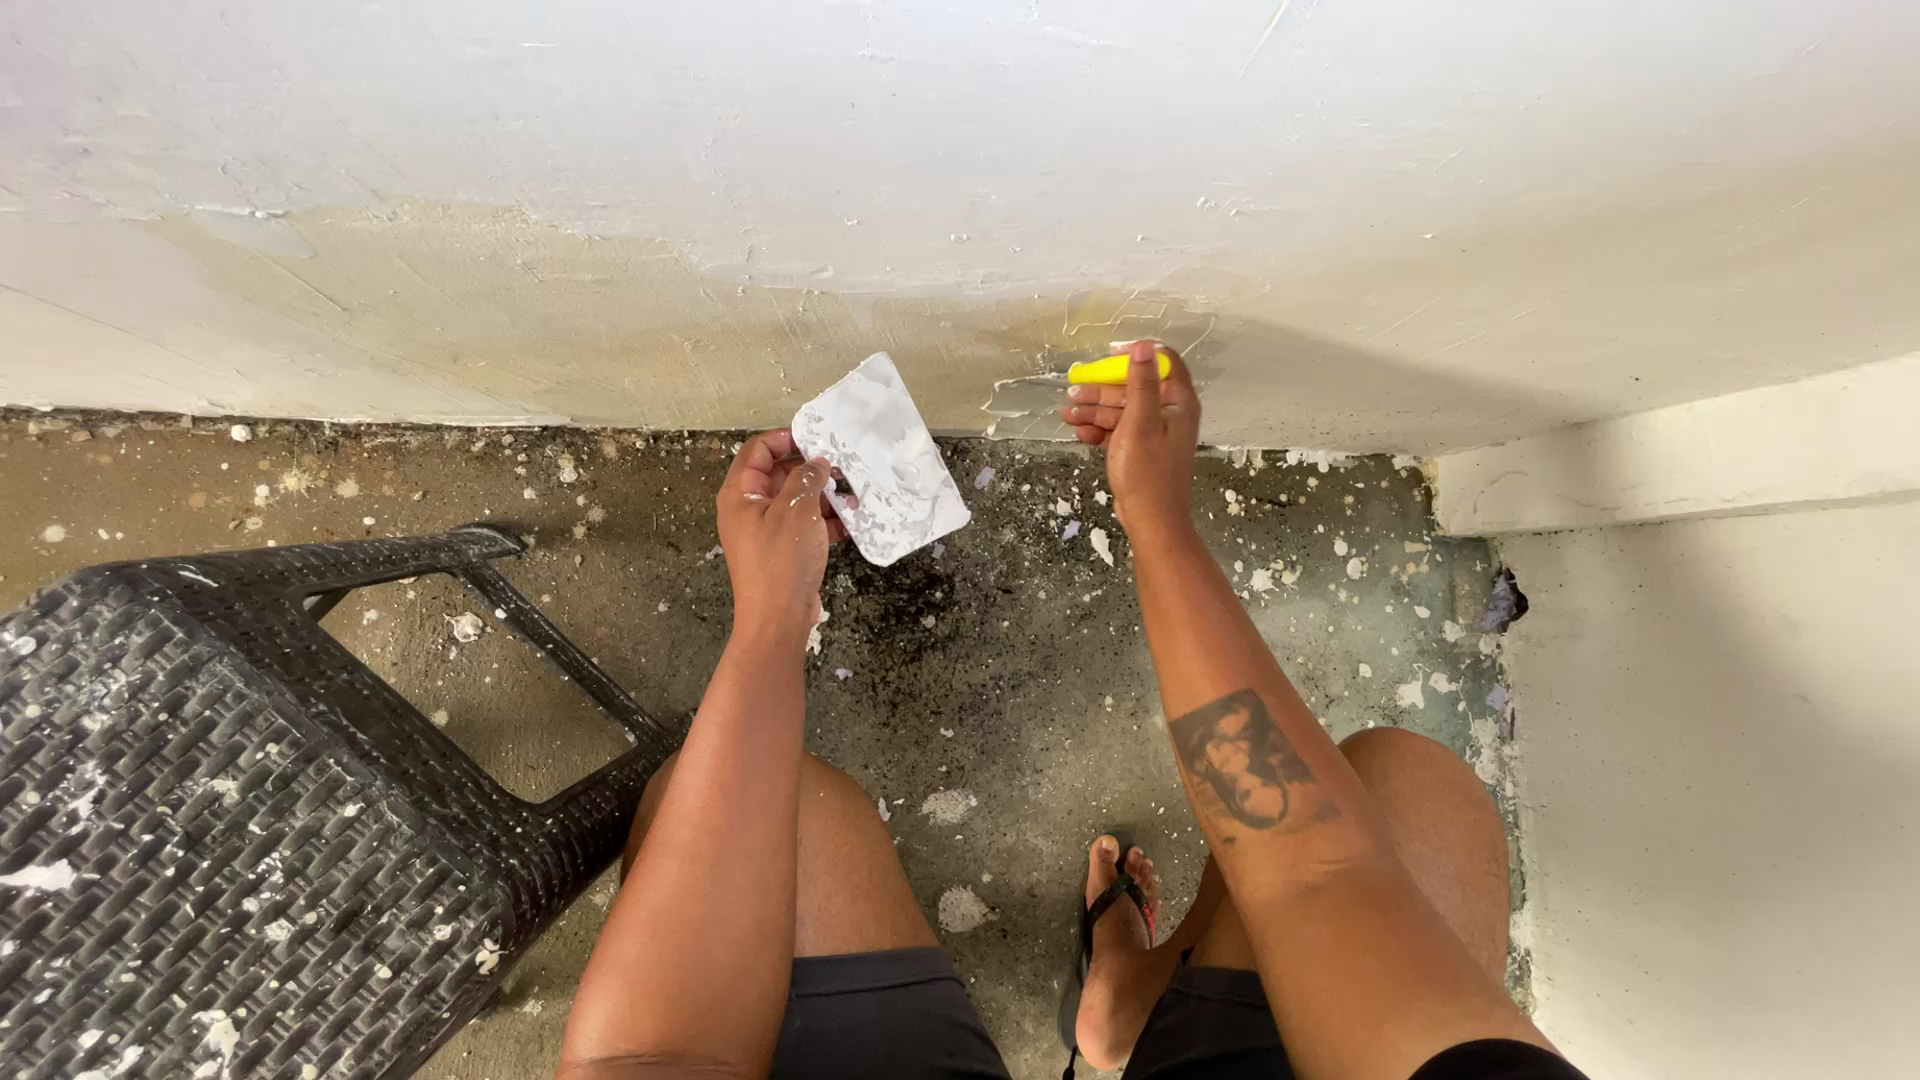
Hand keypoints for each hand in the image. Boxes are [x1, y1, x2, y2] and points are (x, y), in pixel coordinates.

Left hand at [716, 430, 849, 642]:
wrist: (778, 619)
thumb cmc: (781, 561)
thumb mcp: (796, 511)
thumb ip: (806, 479)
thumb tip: (817, 462)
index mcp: (740, 494)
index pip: (758, 451)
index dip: (785, 438)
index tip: (817, 438)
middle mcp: (750, 509)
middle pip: (780, 474)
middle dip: (811, 468)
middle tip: (843, 465)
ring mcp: (767, 531)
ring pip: (797, 500)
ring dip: (824, 495)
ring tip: (854, 493)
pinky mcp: (785, 550)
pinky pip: (806, 524)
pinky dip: (826, 520)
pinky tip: (853, 520)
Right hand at [1061, 340, 1200, 543]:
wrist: (1151, 520)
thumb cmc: (1147, 472)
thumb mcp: (1140, 423)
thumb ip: (1141, 383)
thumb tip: (1144, 346)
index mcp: (1178, 402)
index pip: (1162, 362)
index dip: (1135, 355)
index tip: (1107, 355)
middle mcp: (1170, 413)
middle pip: (1133, 387)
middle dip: (1102, 390)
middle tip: (1073, 393)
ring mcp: (1155, 432)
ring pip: (1122, 410)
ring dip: (1095, 411)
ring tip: (1068, 416)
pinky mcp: (1141, 449)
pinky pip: (1119, 430)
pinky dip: (1100, 429)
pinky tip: (1081, 434)